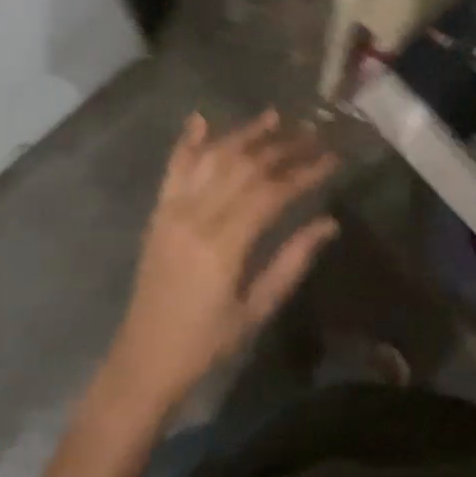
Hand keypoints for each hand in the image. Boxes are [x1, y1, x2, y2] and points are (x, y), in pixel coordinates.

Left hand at [109, 110, 340, 405]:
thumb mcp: (256, 310)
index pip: (271, 193)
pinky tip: (201, 120)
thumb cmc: (207, 344)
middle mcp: (195, 216)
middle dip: (282, 148)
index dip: (303, 172)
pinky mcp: (157, 213)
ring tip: (274, 117)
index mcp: (223, 245)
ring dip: (243, 134)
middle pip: (244, 167)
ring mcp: (172, 211)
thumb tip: (328, 222)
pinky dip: (187, 142)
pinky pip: (173, 168)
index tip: (331, 158)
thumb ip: (291, 261)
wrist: (144, 359)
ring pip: (212, 159)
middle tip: (312, 135)